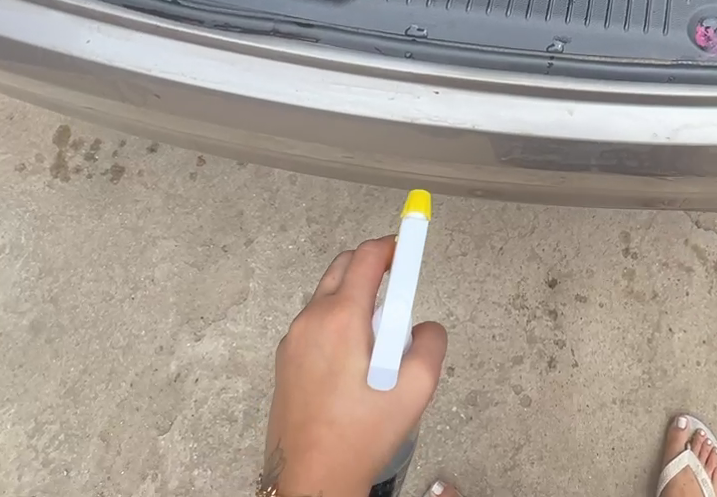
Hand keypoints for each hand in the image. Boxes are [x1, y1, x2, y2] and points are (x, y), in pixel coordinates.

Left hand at [263, 236, 447, 496]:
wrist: (308, 482)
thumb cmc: (358, 437)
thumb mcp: (416, 389)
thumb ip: (431, 342)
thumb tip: (424, 326)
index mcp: (341, 318)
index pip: (368, 256)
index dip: (394, 244)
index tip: (411, 244)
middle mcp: (312, 319)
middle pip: (344, 265)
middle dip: (374, 264)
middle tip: (400, 287)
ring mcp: (293, 340)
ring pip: (328, 292)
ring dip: (356, 292)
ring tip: (381, 333)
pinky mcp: (285, 360)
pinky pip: (317, 320)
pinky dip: (339, 317)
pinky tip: (357, 356)